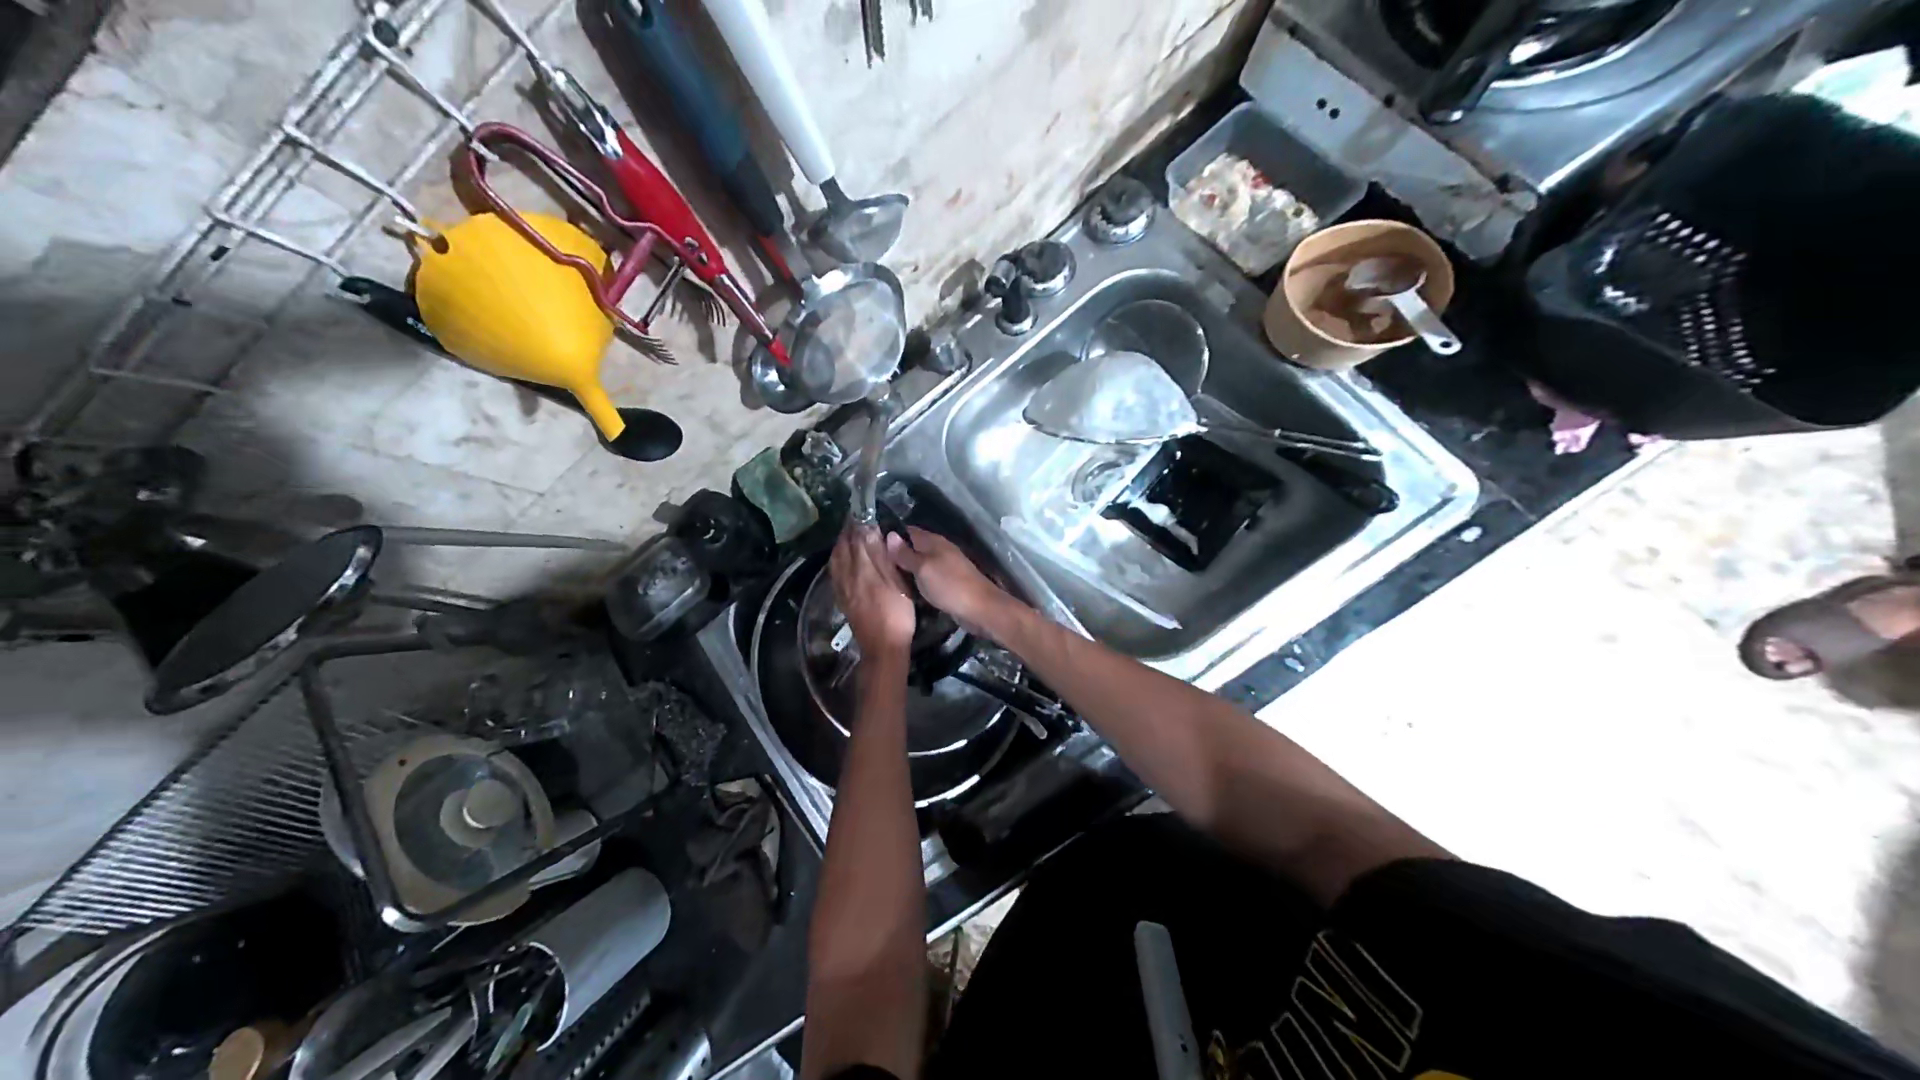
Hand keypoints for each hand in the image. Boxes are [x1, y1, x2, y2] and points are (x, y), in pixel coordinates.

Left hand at [831, 526, 915, 658]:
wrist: (883, 646)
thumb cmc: (896, 613)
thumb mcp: (895, 581)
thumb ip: (880, 555)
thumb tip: (869, 529)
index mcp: (860, 568)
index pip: (854, 537)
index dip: (858, 522)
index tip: (863, 510)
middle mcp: (845, 575)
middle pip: (842, 546)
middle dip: (848, 531)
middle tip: (857, 520)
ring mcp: (841, 587)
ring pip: (836, 558)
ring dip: (842, 544)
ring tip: (852, 536)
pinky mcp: (842, 598)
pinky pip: (835, 570)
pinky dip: (839, 558)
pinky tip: (846, 559)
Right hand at [886, 527, 1019, 636]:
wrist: (979, 608)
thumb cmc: (949, 585)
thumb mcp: (922, 568)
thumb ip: (905, 553)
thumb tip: (889, 534)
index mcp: (933, 541)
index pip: (907, 531)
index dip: (890, 535)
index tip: (871, 543)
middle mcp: (939, 550)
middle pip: (913, 547)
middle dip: (896, 553)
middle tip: (874, 563)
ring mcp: (945, 566)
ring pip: (920, 563)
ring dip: (906, 569)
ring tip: (884, 576)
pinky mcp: (948, 582)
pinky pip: (927, 577)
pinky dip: (916, 581)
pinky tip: (905, 589)